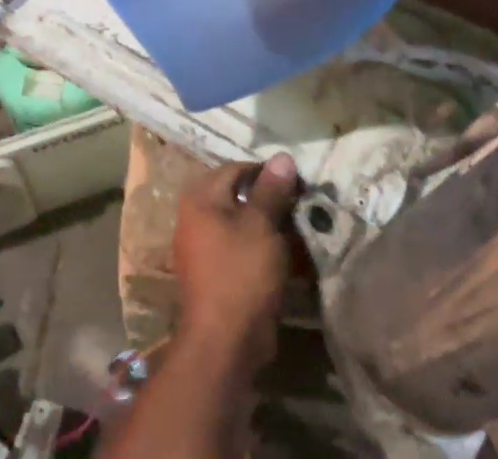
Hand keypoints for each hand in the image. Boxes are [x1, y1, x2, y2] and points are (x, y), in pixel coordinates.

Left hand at [171, 153, 299, 373]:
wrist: (225, 341)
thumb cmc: (241, 273)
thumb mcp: (261, 225)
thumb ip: (271, 190)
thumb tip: (282, 156)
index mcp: (199, 199)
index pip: (235, 169)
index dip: (267, 172)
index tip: (298, 184)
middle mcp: (195, 218)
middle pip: (238, 197)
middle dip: (271, 201)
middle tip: (302, 207)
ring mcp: (203, 248)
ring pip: (242, 225)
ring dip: (270, 226)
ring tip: (301, 231)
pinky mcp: (216, 274)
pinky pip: (242, 250)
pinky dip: (264, 249)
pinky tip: (289, 256)